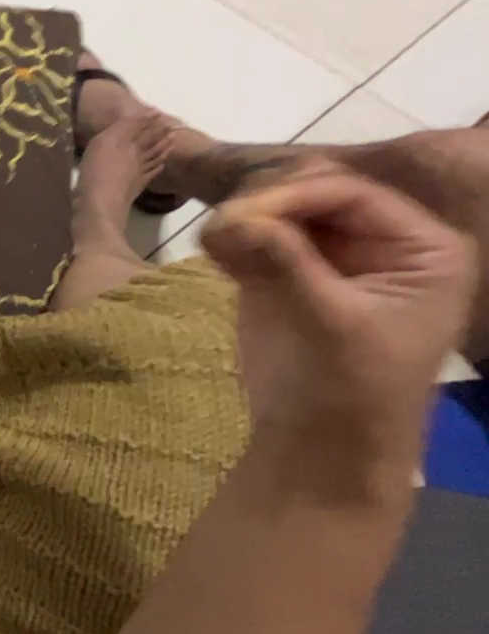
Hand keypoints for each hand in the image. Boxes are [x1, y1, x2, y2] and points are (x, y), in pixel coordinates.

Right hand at [202, 160, 475, 487]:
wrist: (318, 440)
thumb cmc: (346, 386)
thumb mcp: (326, 322)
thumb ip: (283, 264)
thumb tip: (226, 220)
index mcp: (421, 249)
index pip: (350, 193)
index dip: (290, 196)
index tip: (234, 218)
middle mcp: (380, 243)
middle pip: (311, 193)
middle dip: (261, 205)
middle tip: (217, 231)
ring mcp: (329, 257)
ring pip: (276, 210)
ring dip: (239, 220)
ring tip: (212, 246)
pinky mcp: (283, 273)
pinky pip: (252, 235)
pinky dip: (228, 238)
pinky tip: (213, 253)